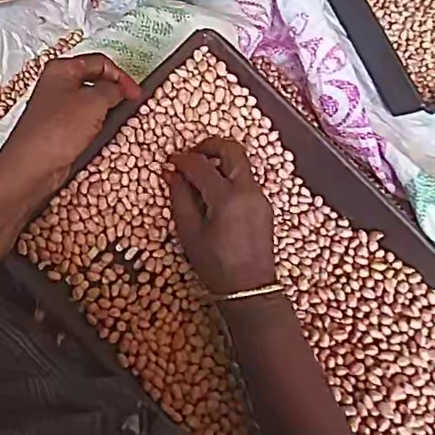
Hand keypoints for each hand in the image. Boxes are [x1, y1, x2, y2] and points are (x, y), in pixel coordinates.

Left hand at [0, 53, 141, 201]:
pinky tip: (103, 135)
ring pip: (90, 104)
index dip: (121, 76)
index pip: (100, 63)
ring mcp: (56, 109)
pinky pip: (83, 123)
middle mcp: (57, 85)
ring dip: (106, 112)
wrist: (32, 166)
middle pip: (95, 82)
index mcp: (62, 69)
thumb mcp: (94, 102)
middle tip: (130, 105)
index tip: (136, 93)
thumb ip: (112, 90)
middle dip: (115, 93)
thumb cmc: (58, 130)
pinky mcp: (58, 130)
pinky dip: (96, 127)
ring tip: (119, 121)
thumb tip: (119, 90)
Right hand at [166, 137, 276, 296]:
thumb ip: (180, 197)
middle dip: (209, 146)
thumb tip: (172, 173)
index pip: (201, 165)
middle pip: (232, 149)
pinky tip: (214, 193)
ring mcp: (260, 197)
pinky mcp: (263, 205)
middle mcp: (248, 191)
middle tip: (191, 156)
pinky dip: (229, 176)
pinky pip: (245, 180)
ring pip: (241, 163)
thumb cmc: (215, 264)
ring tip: (200, 175)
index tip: (171, 162)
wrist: (249, 288)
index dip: (183, 159)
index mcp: (227, 198)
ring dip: (220, 160)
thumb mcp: (190, 232)